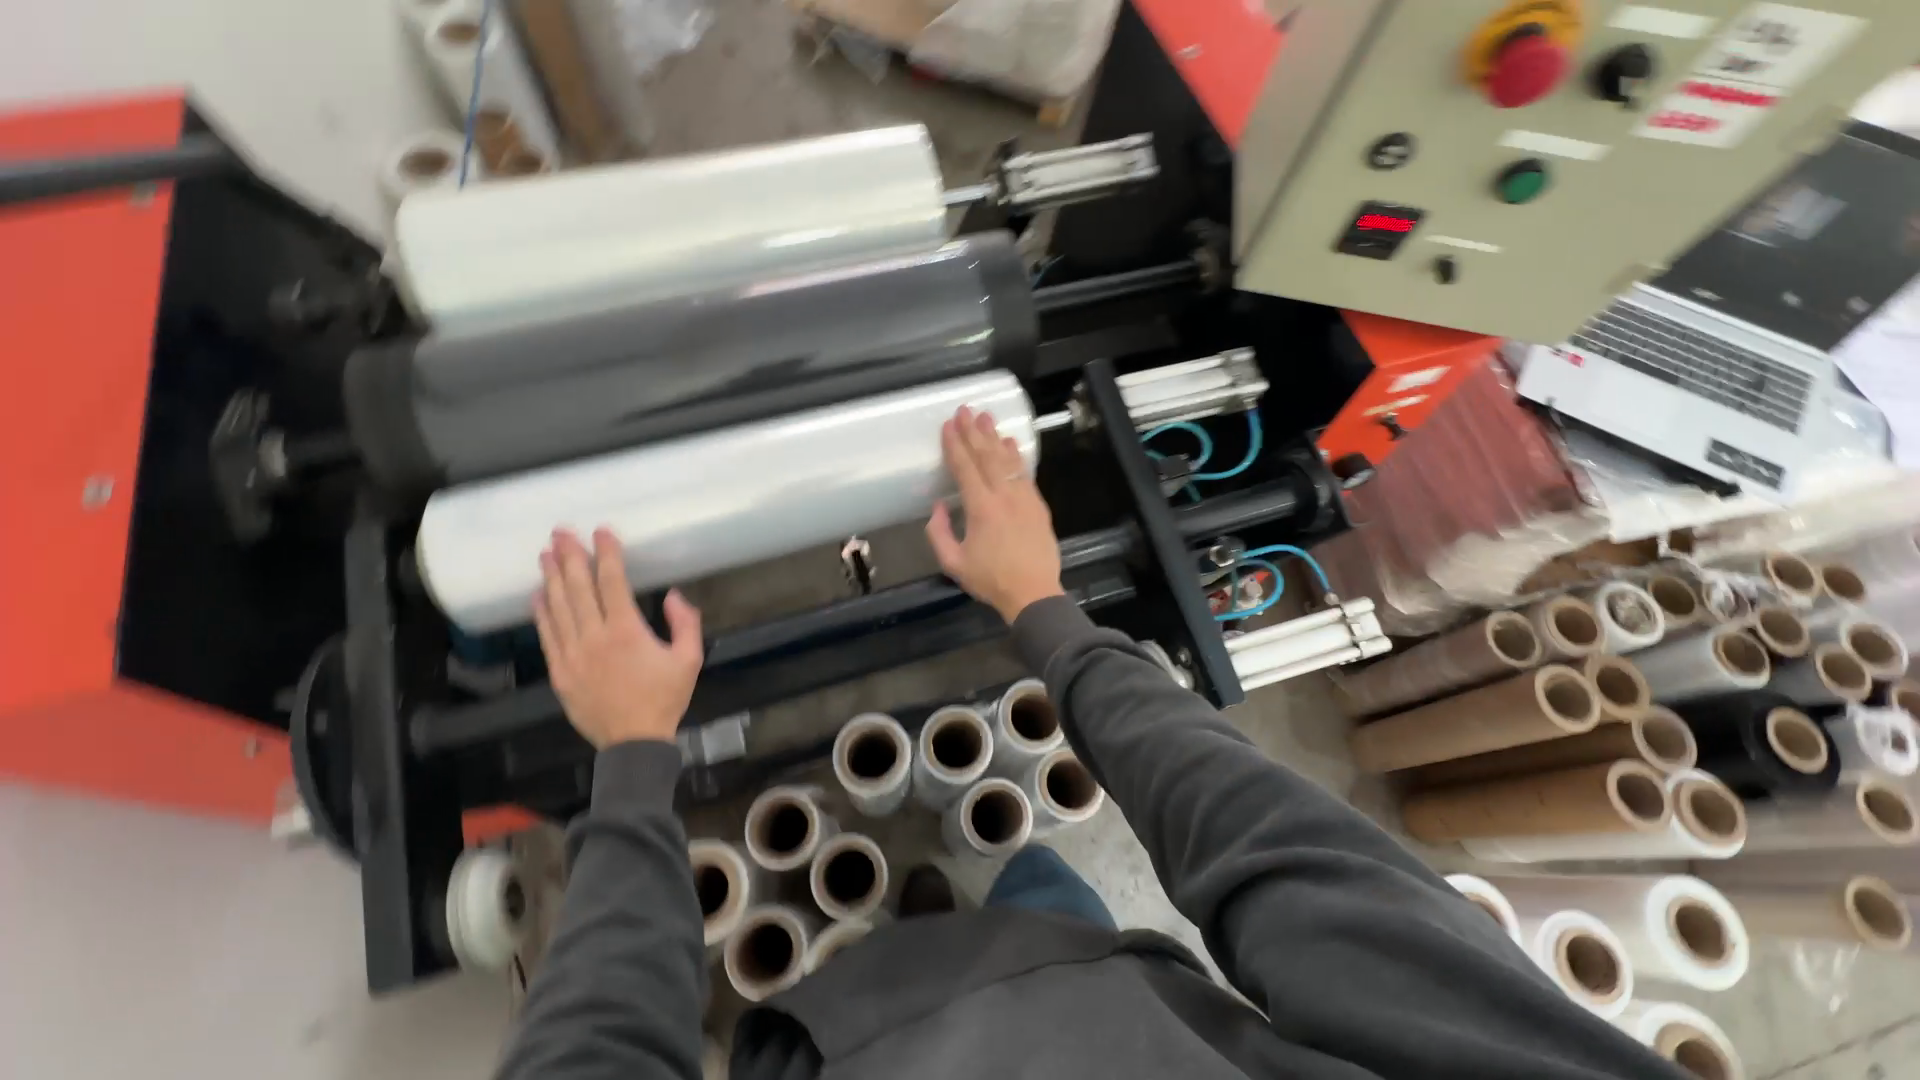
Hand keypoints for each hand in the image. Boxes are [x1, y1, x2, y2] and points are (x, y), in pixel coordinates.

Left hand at [533, 528, 703, 748]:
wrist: (633, 741)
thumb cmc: (664, 698)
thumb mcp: (690, 660)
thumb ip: (685, 624)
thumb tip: (672, 596)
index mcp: (627, 631)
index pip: (612, 582)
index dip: (607, 554)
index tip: (601, 531)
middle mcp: (594, 637)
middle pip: (578, 588)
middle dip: (570, 557)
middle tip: (561, 532)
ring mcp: (572, 654)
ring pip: (558, 607)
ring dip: (552, 578)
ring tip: (545, 553)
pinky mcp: (560, 671)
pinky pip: (547, 635)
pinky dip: (542, 612)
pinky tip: (539, 594)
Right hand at [926, 406, 1064, 622]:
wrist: (1033, 593)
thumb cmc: (991, 580)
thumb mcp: (953, 563)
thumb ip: (939, 533)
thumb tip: (938, 507)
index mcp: (981, 508)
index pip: (965, 467)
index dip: (954, 444)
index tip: (947, 425)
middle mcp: (1004, 496)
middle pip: (987, 456)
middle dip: (974, 431)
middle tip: (966, 410)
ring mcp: (1024, 498)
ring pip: (1008, 460)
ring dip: (995, 437)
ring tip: (986, 418)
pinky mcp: (1038, 505)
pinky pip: (1024, 473)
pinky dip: (1016, 456)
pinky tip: (1010, 444)